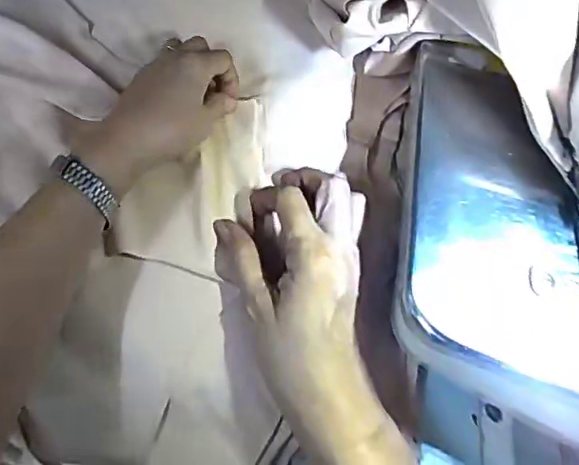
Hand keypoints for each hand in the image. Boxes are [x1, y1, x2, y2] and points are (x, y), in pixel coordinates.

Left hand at [72, 37, 238, 195]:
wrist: (127, 139)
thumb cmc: (172, 130)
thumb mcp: (205, 121)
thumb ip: (220, 105)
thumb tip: (227, 98)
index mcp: (196, 63)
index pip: (223, 58)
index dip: (232, 78)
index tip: (228, 102)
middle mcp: (176, 55)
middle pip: (201, 46)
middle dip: (212, 65)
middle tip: (212, 91)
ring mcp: (156, 62)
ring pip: (180, 50)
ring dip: (191, 64)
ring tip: (193, 91)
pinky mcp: (142, 74)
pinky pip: (165, 63)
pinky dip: (175, 73)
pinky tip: (173, 98)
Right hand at [216, 171, 409, 464]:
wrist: (334, 400)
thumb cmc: (291, 358)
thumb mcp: (258, 308)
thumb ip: (243, 258)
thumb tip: (223, 222)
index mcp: (314, 251)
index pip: (292, 195)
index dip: (265, 196)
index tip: (247, 217)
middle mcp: (340, 244)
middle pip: (332, 184)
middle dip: (301, 178)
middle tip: (274, 195)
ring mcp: (352, 255)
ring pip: (347, 198)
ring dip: (318, 192)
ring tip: (289, 209)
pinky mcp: (354, 267)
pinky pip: (350, 220)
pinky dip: (329, 211)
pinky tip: (302, 232)